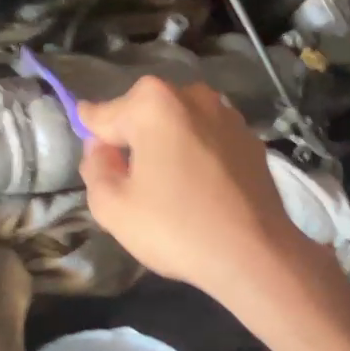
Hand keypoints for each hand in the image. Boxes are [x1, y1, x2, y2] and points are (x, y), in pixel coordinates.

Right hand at [77, 78, 326, 305]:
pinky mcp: (253, 142)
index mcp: (153, 102)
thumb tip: (102, 149)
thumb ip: (95, 168)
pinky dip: (201, 159)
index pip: (102, 115)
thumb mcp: (112, 206)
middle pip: (144, 116)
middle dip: (135, 144)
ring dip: (170, 149)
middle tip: (136, 188)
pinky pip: (211, 143)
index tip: (99, 165)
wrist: (255, 253)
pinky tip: (203, 193)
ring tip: (172, 191)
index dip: (95, 143)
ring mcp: (229, 116)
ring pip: (181, 127)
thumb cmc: (177, 228)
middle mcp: (194, 96)